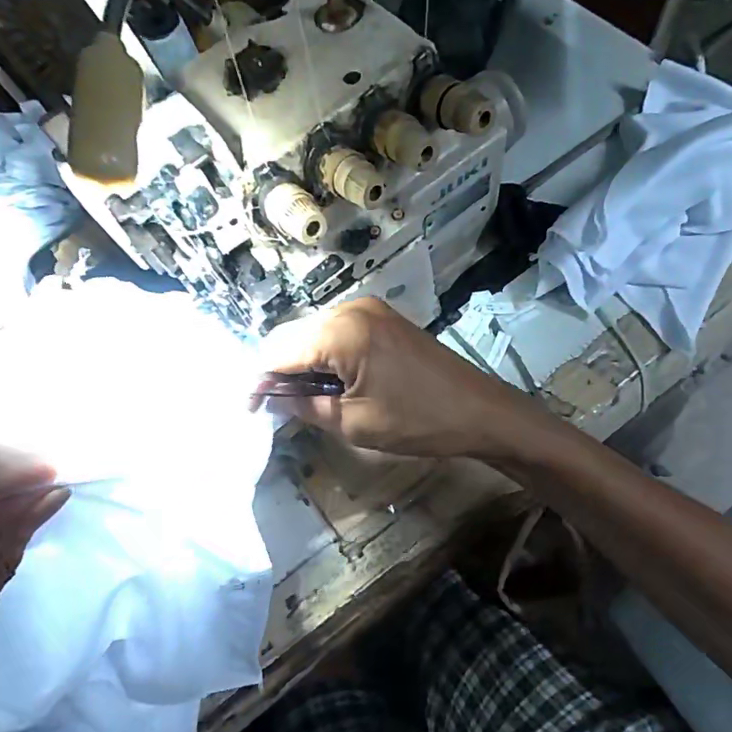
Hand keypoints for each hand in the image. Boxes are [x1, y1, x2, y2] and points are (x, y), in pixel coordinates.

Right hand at [256, 297, 550, 460]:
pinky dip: (324, 354)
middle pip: (292, 335)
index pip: (278, 352)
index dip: (258, 381)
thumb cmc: (418, 421)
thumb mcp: (353, 422)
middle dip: (277, 369)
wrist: (482, 411)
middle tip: (273, 406)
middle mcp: (350, 309)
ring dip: (300, 362)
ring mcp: (369, 309)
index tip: (249, 409)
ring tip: (301, 398)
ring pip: (312, 331)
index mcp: (340, 332)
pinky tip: (328, 380)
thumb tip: (271, 399)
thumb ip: (304, 406)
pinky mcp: (382, 317)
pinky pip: (337, 331)